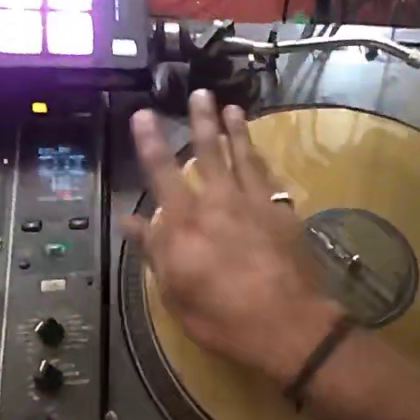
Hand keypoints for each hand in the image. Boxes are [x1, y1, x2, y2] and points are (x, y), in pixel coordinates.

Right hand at [125, 91, 344, 383]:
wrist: (288, 326)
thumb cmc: (222, 318)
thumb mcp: (176, 294)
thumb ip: (154, 252)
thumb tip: (131, 221)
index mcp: (186, 224)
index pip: (163, 173)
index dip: (151, 142)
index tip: (143, 114)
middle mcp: (220, 203)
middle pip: (209, 152)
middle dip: (202, 120)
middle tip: (199, 94)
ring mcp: (256, 205)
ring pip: (243, 156)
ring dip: (236, 130)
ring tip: (231, 108)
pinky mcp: (284, 214)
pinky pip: (270, 177)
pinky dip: (262, 159)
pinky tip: (260, 151)